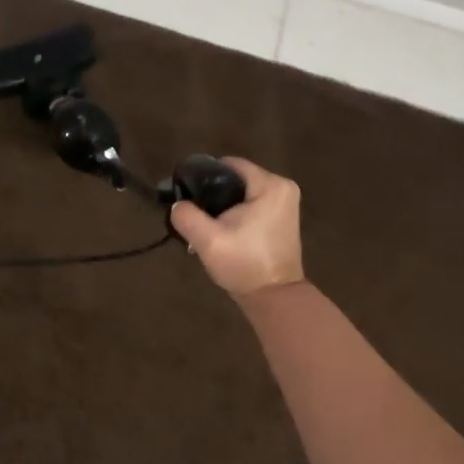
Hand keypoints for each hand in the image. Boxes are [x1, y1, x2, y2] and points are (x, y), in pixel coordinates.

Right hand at [169, 157, 305, 300]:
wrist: (274, 298)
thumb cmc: (244, 265)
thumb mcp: (208, 240)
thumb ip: (187, 216)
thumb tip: (178, 205)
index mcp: (270, 186)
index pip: (230, 165)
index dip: (205, 175)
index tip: (186, 192)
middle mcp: (283, 188)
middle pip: (237, 180)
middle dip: (213, 194)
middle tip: (193, 213)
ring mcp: (286, 204)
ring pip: (243, 194)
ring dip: (224, 207)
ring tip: (204, 224)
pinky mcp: (282, 220)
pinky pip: (252, 206)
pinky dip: (236, 215)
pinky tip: (221, 231)